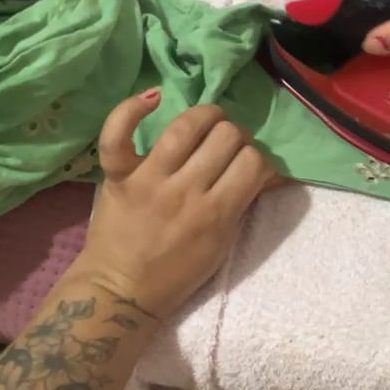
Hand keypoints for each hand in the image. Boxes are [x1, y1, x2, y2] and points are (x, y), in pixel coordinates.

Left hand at [69, 91, 279, 319]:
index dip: (258, 159)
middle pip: (227, 137)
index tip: (249, 168)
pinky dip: (131, 110)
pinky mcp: (118, 176)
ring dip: (206, 115)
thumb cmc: (178, 272)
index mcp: (216, 213)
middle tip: (228, 150)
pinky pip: (118, 135)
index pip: (254, 162)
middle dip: (236, 138)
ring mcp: (149, 180)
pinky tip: (153, 99)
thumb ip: (243, 203)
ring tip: (209, 121)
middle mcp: (185, 191)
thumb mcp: (223, 243)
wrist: (122, 291)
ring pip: (187, 126)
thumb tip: (272, 171)